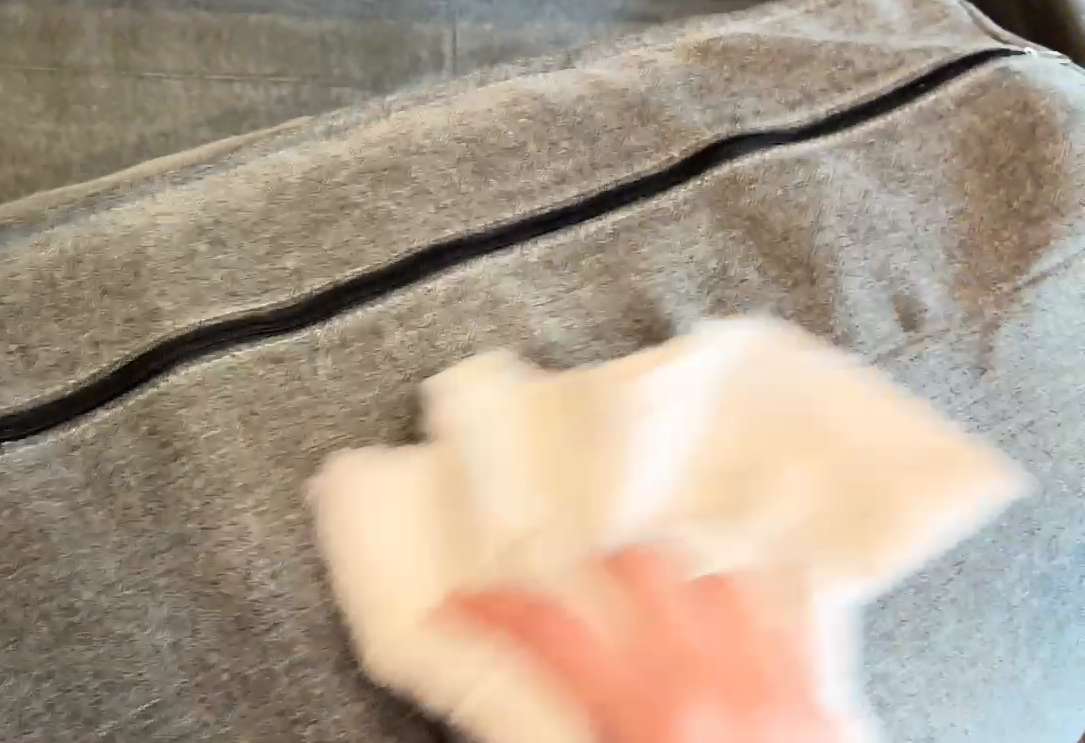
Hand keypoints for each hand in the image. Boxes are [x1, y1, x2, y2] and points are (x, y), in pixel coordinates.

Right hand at [437, 546, 836, 742]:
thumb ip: (565, 724)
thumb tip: (510, 711)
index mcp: (647, 716)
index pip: (544, 625)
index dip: (488, 606)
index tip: (462, 607)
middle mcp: (713, 690)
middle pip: (635, 571)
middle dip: (586, 568)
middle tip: (560, 588)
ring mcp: (779, 695)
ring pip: (714, 583)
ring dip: (670, 583)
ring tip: (638, 596)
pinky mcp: (830, 716)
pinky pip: (789, 628)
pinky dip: (749, 612)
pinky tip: (723, 622)